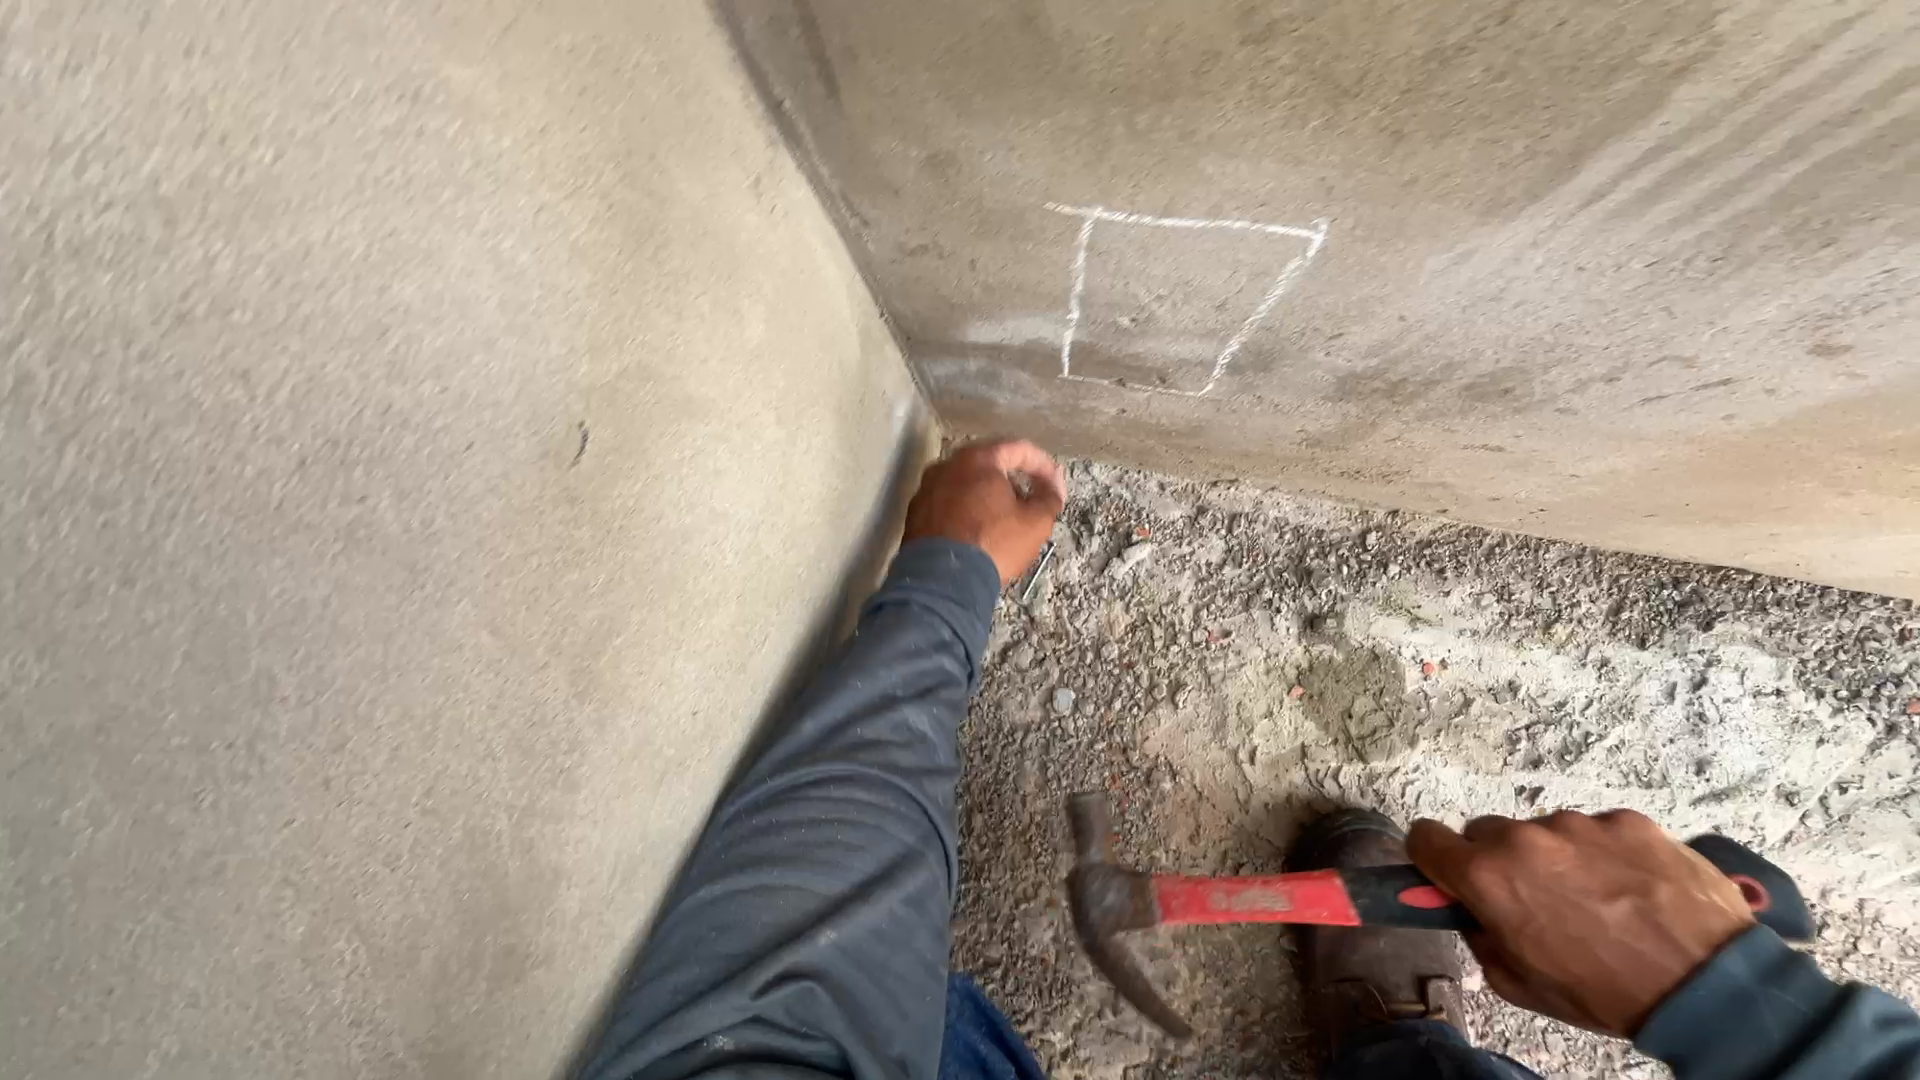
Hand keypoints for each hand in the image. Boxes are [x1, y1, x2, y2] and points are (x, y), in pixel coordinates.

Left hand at [902, 439, 1065, 585]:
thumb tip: (1054, 482)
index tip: (1054, 485)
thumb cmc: (994, 544)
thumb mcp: (1035, 522)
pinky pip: (948, 502)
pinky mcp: (915, 513)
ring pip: (966, 482)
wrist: (942, 581)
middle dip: (1014, 479)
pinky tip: (977, 531)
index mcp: (978, 459)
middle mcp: (946, 465)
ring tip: (1004, 518)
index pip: (1018, 448)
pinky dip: (966, 509)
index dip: (1043, 465)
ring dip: (988, 495)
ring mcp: (926, 488)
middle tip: (1031, 500)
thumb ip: (1050, 495)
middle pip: (989, 463)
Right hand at [1406, 809, 1754, 1037]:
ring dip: (1558, 856)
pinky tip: (1638, 888)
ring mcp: (1576, 824)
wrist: (1715, 991)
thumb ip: (1481, 940)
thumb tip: (1476, 917)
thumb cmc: (1607, 993)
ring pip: (1545, 831)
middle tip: (1539, 897)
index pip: (1423, 837)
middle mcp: (1520, 838)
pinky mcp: (1627, 821)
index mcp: (1484, 875)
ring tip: (1603, 898)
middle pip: (1486, 832)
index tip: (1451, 874)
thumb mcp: (1521, 985)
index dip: (1433, 856)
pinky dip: (1609, 853)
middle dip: (1501, 860)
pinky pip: (1600, 830)